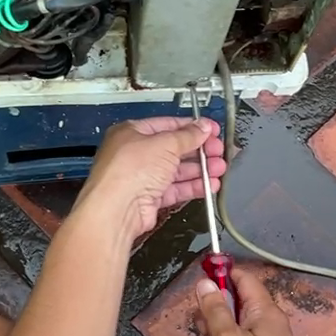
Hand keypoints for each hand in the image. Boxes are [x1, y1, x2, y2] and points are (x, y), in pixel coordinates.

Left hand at [74, 118, 225, 242]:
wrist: (117, 209)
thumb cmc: (126, 173)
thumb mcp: (164, 144)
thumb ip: (187, 136)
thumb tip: (201, 128)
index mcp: (132, 133)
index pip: (167, 126)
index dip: (191, 127)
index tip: (210, 130)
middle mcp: (134, 155)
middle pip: (173, 149)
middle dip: (199, 150)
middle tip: (218, 150)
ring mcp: (141, 178)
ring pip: (176, 171)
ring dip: (200, 169)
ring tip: (219, 168)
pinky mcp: (148, 198)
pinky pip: (175, 189)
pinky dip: (193, 187)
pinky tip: (209, 185)